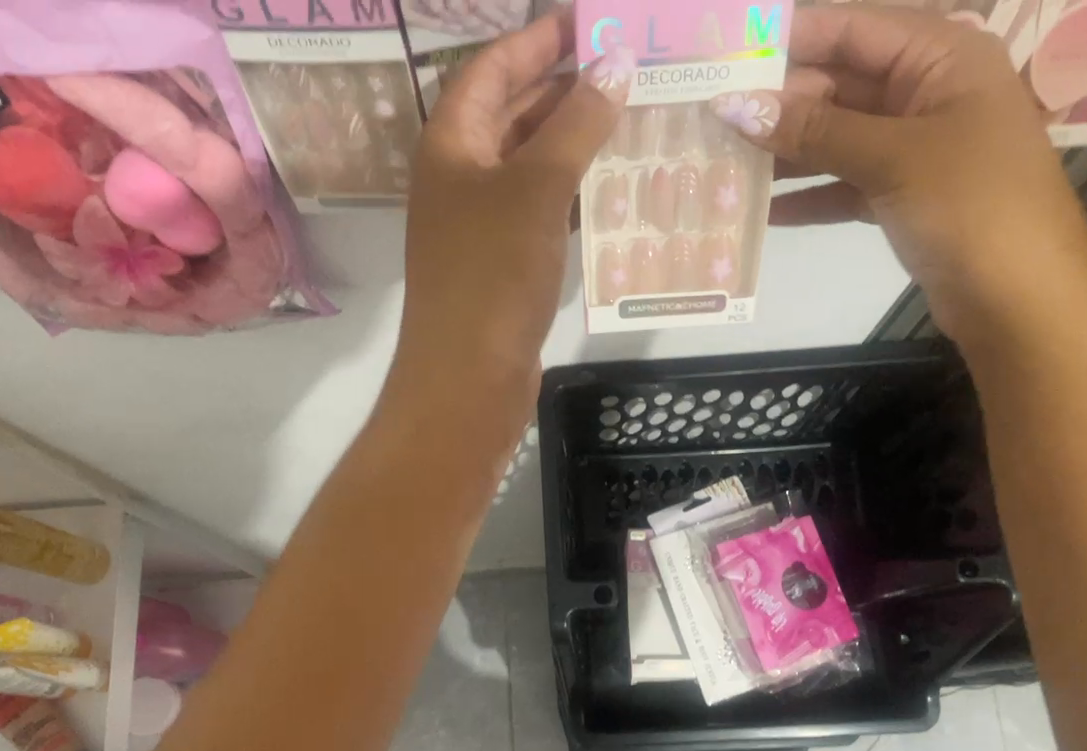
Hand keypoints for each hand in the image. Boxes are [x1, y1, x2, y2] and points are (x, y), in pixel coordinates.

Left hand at [392, 11, 630, 421]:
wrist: (467, 378)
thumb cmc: (492, 273)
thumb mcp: (537, 187)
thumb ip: (576, 123)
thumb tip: (615, 65)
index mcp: (451, 142)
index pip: (492, 68)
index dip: (538, 40)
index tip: (592, 21)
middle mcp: (460, 176)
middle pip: (511, 112)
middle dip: (565, 87)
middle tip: (629, 66)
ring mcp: (480, 223)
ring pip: (531, 165)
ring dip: (576, 142)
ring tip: (635, 116)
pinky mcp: (503, 264)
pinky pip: (541, 211)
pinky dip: (575, 194)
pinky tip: (617, 186)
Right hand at [711, 7, 1086, 340]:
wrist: (1021, 298)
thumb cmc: (972, 206)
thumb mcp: (893, 158)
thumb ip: (814, 131)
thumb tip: (735, 106)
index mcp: (942, 56)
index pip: (851, 28)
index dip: (788, 39)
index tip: (723, 55)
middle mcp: (927, 92)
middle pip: (838, 83)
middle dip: (777, 103)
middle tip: (708, 120)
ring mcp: (914, 147)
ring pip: (836, 137)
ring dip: (784, 153)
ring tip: (721, 163)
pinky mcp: (902, 196)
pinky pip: (844, 184)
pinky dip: (807, 196)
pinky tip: (761, 211)